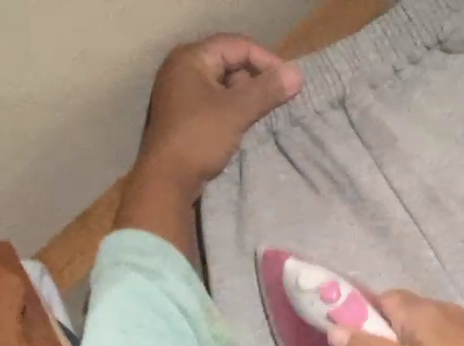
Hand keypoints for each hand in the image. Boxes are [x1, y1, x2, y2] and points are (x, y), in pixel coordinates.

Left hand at [130, 34, 300, 199]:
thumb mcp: (235, 112)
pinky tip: (244, 125)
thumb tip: (297, 74)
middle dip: (255, 79)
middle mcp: (182, 69)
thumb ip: (266, 91)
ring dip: (245, 98)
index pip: (237, 45)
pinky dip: (232, 111)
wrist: (166, 182)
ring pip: (222, 86)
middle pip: (229, 63)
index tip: (289, 82)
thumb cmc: (198, 139)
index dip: (266, 60)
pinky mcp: (183, 118)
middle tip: (277, 99)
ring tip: (264, 114)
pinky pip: (214, 104)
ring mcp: (180, 94)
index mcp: (191, 58)